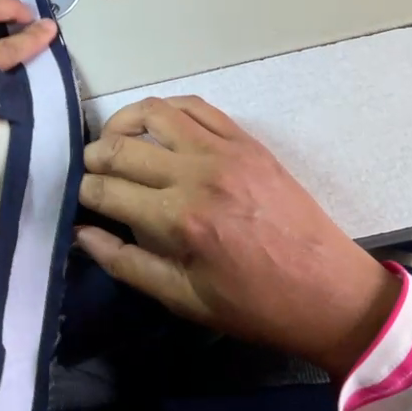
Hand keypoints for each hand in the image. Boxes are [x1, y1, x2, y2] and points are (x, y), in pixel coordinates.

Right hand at [73, 97, 398, 377]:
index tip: (81, 201)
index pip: (106, 191)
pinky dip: (164, 110)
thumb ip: (126, 264)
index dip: (83, 194)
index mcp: (179, 222)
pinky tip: (154, 127)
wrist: (330, 292)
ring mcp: (223, 151)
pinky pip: (194, 106)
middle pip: (119, 148)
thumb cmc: (254, 305)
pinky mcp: (245, 140)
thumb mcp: (184, 299)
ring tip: (114, 142)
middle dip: (92, 160)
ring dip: (121, 124)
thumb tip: (81, 232)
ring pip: (152, 112)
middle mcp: (196, 176)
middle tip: (90, 174)